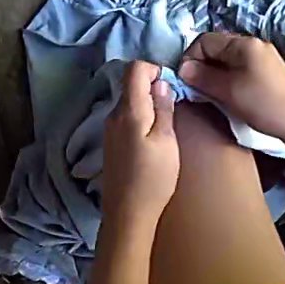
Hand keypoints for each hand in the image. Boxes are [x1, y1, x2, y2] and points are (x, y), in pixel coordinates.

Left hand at [101, 61, 179, 229]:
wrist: (127, 214)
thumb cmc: (153, 178)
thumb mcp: (167, 141)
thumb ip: (163, 108)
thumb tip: (162, 82)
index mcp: (129, 111)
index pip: (134, 69)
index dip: (154, 69)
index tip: (172, 86)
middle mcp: (113, 115)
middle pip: (130, 84)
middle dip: (153, 87)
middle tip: (175, 106)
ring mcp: (109, 129)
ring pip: (129, 102)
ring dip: (148, 103)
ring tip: (167, 123)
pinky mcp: (111, 142)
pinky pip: (126, 118)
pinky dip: (141, 117)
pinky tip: (153, 137)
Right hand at [177, 33, 284, 151]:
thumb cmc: (266, 105)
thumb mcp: (230, 91)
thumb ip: (204, 77)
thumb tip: (182, 68)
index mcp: (244, 44)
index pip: (205, 40)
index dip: (190, 58)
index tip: (186, 81)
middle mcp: (253, 46)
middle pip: (216, 50)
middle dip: (202, 67)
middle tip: (196, 91)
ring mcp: (262, 60)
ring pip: (227, 62)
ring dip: (214, 77)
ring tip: (210, 97)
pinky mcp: (267, 74)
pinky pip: (239, 72)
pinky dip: (228, 82)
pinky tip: (227, 98)